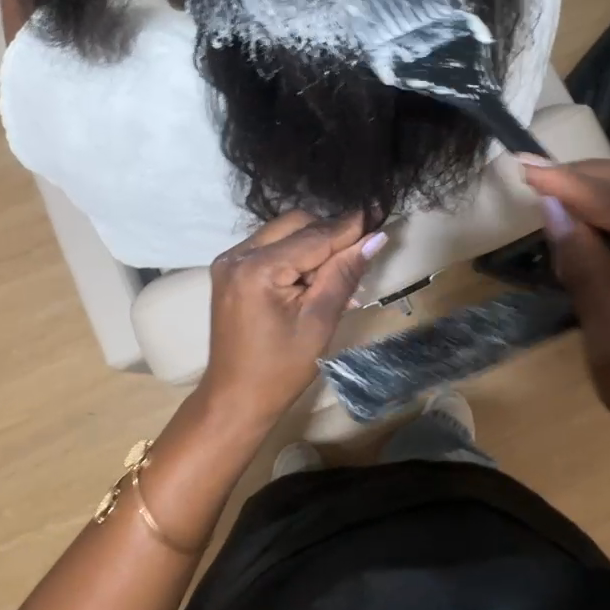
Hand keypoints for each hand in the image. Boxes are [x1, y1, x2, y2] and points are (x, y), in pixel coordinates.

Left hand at [200, 211, 383, 430]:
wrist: (235, 398)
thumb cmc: (280, 369)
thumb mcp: (319, 321)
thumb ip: (344, 274)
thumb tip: (375, 238)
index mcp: (257, 269)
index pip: (314, 236)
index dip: (350, 226)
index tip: (379, 211)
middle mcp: (238, 254)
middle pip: (296, 224)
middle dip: (330, 235)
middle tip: (359, 256)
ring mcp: (230, 260)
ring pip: (284, 232)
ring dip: (314, 245)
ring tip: (336, 277)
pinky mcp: (230, 269)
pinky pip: (270, 247)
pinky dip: (295, 255)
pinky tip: (313, 281)